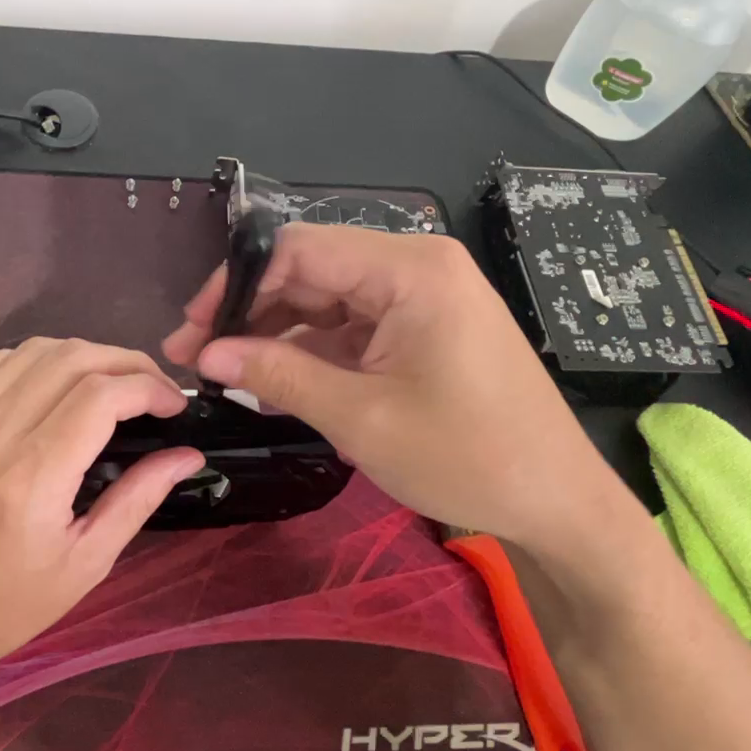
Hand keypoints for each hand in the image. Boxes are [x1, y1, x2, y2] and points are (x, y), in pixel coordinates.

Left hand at [0, 338, 202, 750]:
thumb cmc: (5, 606)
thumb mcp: (85, 564)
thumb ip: (137, 499)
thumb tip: (186, 455)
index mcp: (32, 478)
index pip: (100, 396)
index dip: (148, 387)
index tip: (174, 407)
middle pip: (72, 359)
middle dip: (126, 362)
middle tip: (154, 390)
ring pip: (35, 351)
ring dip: (86, 355)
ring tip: (114, 383)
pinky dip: (41, 360)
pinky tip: (60, 384)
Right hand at [163, 224, 624, 548]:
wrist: (557, 503)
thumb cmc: (466, 456)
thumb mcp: (359, 417)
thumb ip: (277, 376)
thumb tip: (205, 355)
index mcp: (410, 269)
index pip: (298, 248)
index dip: (236, 284)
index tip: (194, 331)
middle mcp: (416, 267)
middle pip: (310, 271)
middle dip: (249, 312)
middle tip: (196, 358)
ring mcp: (421, 298)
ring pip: (325, 300)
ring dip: (274, 335)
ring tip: (223, 374)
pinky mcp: (421, 329)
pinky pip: (350, 327)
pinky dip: (310, 352)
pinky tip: (271, 382)